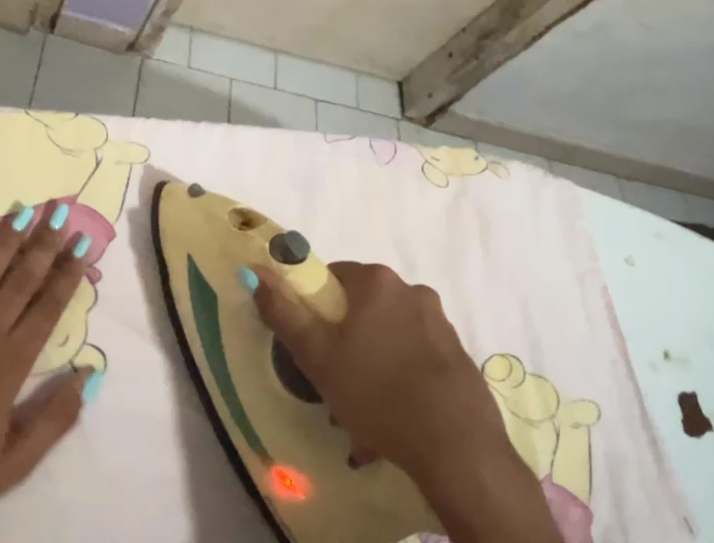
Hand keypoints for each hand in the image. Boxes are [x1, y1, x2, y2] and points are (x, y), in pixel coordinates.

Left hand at [0, 208, 95, 542]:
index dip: (67, 275)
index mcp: (8, 367)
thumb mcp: (14, 465)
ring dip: (2, 240)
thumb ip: (54, 419)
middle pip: (18, 281)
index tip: (83, 243)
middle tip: (59, 209)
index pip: (46, 309)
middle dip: (42, 243)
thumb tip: (90, 373)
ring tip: (21, 209)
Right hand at [250, 262, 560, 542]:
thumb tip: (254, 269)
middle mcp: (412, 290)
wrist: (454, 444)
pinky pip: (415, 360)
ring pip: (390, 337)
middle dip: (345, 342)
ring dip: (372, 365)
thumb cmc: (376, 391)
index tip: (311, 344)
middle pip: (363, 308)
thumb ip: (283, 310)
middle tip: (333, 382)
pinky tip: (391, 421)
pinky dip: (399, 382)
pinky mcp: (459, 356)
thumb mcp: (317, 354)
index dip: (315, 309)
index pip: (333, 277)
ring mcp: (440, 323)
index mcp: (377, 281)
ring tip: (361, 413)